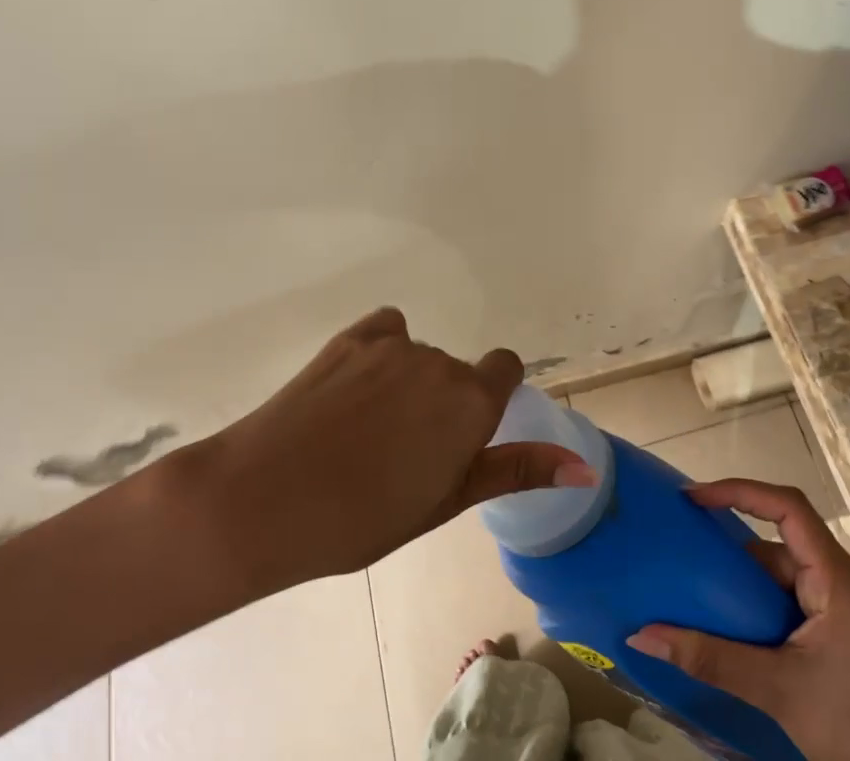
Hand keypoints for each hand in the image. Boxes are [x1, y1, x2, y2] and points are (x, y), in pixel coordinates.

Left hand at [186, 307, 595, 591]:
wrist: (264, 499)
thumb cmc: (362, 518)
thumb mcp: (446, 502)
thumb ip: (515, 471)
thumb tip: (585, 468)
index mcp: (472, 403)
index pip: (506, 369)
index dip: (490, 398)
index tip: (463, 434)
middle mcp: (441, 364)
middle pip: (457, 372)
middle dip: (443, 402)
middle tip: (404, 453)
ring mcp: (393, 347)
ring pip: (419, 357)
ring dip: (408, 384)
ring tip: (365, 434)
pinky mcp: (349, 339)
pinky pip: (387, 331)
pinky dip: (382, 352)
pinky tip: (354, 391)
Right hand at [626, 480, 849, 760]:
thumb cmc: (846, 725)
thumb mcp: (772, 688)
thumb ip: (708, 658)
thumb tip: (641, 636)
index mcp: (840, 579)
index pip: (790, 509)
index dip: (741, 491)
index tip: (694, 497)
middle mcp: (847, 577)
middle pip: (783, 538)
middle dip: (733, 535)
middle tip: (683, 540)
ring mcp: (847, 599)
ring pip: (785, 567)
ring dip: (743, 574)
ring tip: (693, 580)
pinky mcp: (841, 620)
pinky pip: (792, 590)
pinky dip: (757, 596)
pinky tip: (727, 614)